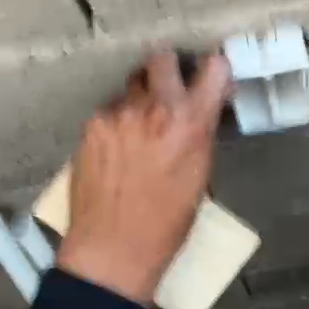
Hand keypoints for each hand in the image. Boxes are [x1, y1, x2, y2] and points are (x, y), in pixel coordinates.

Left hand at [55, 51, 231, 304]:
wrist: (111, 251)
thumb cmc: (166, 223)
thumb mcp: (200, 174)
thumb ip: (200, 131)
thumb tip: (204, 107)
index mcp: (192, 122)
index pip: (214, 67)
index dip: (212, 69)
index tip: (208, 77)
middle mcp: (156, 108)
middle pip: (162, 57)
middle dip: (166, 67)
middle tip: (166, 87)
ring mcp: (120, 112)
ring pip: (132, 84)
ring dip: (138, 97)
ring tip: (137, 127)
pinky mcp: (93, 122)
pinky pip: (110, 109)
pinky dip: (115, 121)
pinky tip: (115, 148)